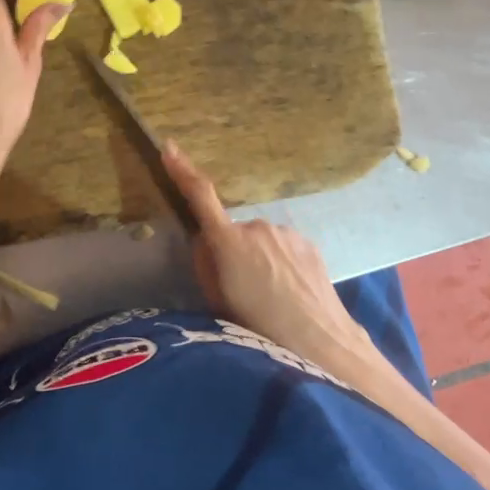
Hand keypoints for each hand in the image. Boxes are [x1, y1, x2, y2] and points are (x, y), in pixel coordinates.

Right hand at [162, 142, 383, 373]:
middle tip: (241, 290)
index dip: (182, 172)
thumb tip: (205, 242)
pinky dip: (281, 263)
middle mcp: (257, 228)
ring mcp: (286, 233)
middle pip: (234, 233)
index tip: (169, 148)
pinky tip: (291, 292)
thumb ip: (207, 266)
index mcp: (230, 242)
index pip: (201, 198)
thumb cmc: (259, 327)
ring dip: (260, 259)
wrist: (320, 341)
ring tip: (271, 296)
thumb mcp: (217, 302)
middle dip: (233, 252)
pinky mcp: (308, 243)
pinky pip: (283, 248)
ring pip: (261, 241)